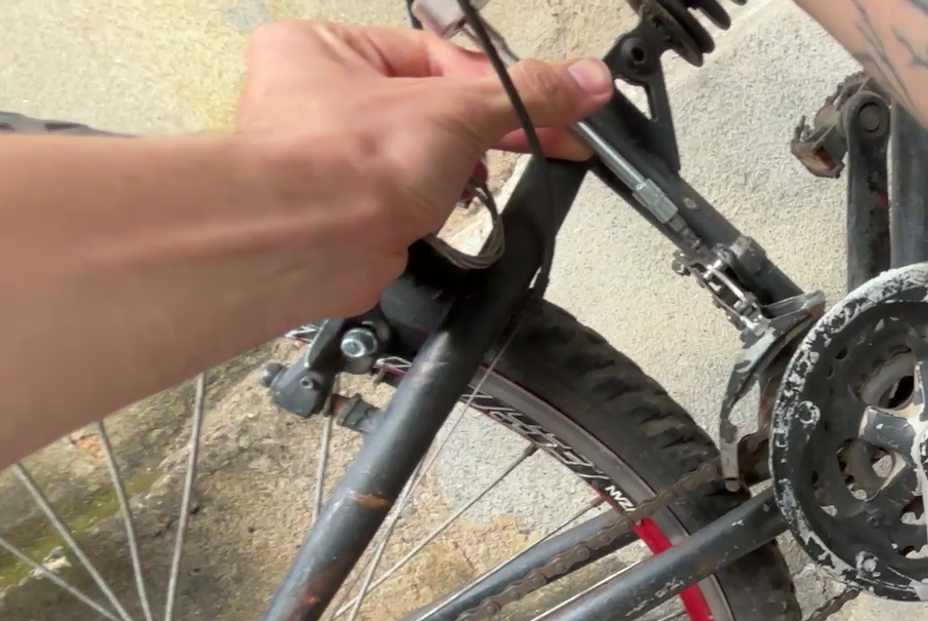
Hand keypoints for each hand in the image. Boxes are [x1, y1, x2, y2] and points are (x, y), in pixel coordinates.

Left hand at [234, 20, 613, 283]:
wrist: (312, 240)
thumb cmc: (351, 162)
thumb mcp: (457, 110)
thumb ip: (527, 95)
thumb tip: (588, 77)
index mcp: (330, 48)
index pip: (437, 57)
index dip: (497, 87)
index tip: (549, 111)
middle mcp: (326, 95)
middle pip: (437, 104)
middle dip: (488, 130)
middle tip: (547, 144)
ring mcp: (340, 153)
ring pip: (428, 150)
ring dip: (461, 168)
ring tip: (473, 183)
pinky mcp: (358, 203)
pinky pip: (415, 191)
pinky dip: (440, 200)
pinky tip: (449, 209)